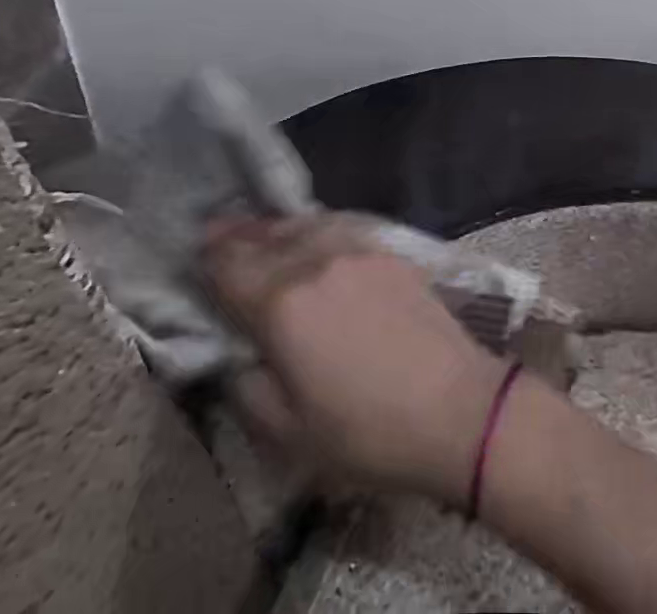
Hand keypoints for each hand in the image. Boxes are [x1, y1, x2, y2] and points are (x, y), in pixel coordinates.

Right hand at [200, 213, 507, 503]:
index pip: (229, 263)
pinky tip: (316, 238)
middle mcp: (314, 261)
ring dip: (276, 227)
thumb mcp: (288, 432)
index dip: (208, 257)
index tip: (197, 254)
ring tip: (264, 231)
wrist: (459, 410)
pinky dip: (315, 229)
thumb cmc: (368, 431)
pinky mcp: (389, 252)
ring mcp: (356, 250)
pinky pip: (339, 228)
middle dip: (236, 235)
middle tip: (219, 232)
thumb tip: (236, 353)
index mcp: (281, 303)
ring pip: (303, 224)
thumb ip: (247, 386)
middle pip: (263, 235)